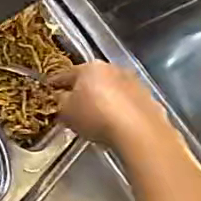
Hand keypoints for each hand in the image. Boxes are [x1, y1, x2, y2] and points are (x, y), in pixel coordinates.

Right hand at [47, 61, 175, 149]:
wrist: (140, 133)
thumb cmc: (96, 117)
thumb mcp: (65, 111)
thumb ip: (59, 100)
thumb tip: (60, 97)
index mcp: (89, 67)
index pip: (65, 75)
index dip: (54, 85)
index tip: (49, 93)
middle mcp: (113, 69)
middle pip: (91, 80)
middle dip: (82, 91)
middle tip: (73, 107)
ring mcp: (135, 84)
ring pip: (112, 90)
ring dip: (104, 100)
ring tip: (96, 118)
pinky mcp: (151, 100)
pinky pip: (129, 104)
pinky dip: (121, 111)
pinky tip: (117, 125)